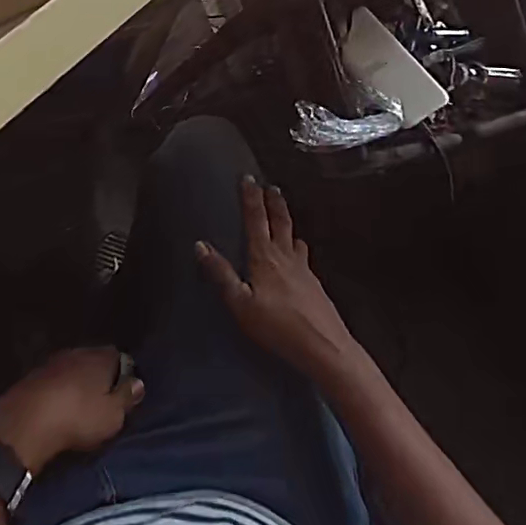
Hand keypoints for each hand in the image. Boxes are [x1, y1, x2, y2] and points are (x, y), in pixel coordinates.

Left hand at [0, 347, 143, 471]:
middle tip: (104, 400)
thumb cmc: (77, 419)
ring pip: (74, 368)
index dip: (124, 374)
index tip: (125, 392)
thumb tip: (139, 382)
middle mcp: (79, 352)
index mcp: (101, 358)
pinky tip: (59, 405)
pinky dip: (60, 390)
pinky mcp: (33, 376)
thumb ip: (127, 398)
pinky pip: (55, 379)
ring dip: (78, 382)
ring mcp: (54, 362)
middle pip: (95, 360)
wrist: (25, 423)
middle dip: (100, 376)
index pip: (120, 357)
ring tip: (81, 403)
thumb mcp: (111, 416)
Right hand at [196, 176, 362, 384]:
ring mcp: (304, 269)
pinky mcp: (315, 284)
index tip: (248, 178)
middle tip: (271, 186)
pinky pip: (304, 256)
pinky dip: (298, 246)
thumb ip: (221, 274)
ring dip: (287, 221)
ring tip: (285, 214)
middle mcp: (286, 257)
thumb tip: (201, 245)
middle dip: (273, 202)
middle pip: (280, 222)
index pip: (256, 220)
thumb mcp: (240, 303)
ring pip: (294, 237)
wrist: (324, 346)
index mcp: (265, 257)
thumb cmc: (277, 326)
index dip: (251, 198)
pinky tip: (299, 255)